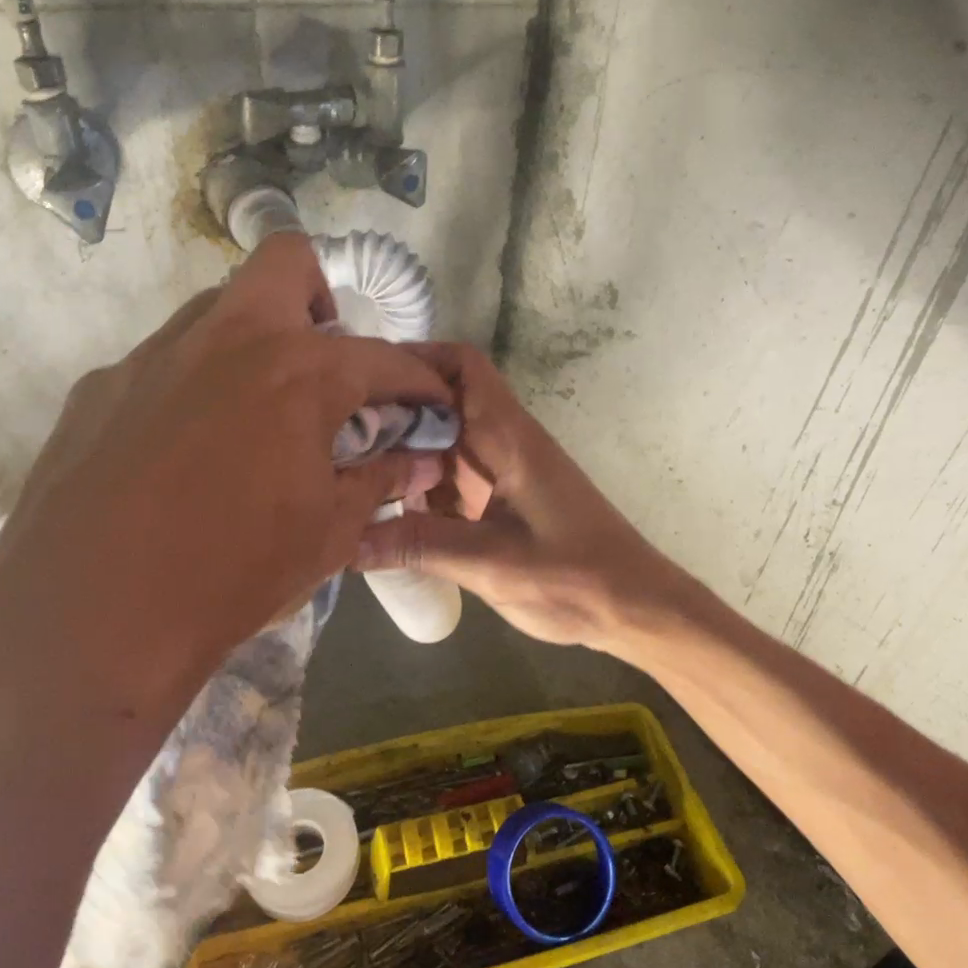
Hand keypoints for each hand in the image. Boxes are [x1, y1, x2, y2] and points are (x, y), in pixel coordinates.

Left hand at [0, 234, 448, 753]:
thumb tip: (413, 457)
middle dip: (322, 302)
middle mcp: (224, 339)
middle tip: (325, 369)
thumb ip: (378, 479)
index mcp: (297, 371)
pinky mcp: (97, 390)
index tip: (429, 400)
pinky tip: (182, 457)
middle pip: (286, 263)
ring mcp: (151, 356)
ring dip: (253, 344)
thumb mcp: (329, 533)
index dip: (418, 379)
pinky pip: (161, 365)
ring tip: (254, 419)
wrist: (90, 618)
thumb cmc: (233, 574)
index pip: (381, 356)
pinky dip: (193, 389)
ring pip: (216, 311)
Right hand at [354, 343, 689, 649]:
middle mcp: (504, 444)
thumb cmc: (576, 578)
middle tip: (331, 437)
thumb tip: (345, 538)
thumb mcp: (493, 564)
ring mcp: (503, 473)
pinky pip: (451, 480)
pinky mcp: (502, 502)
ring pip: (442, 443)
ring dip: (400, 455)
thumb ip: (421, 545)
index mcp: (510, 438)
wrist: (635, 607)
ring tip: (343, 472)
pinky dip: (418, 489)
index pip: (462, 366)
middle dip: (390, 413)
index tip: (356, 381)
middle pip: (442, 403)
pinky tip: (382, 513)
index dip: (412, 360)